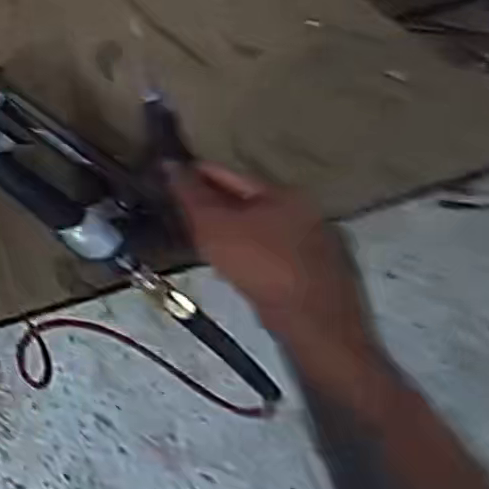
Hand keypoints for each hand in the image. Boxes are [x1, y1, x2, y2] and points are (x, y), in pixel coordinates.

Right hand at [168, 162, 379, 368]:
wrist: (314, 325)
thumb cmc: (256, 263)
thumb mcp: (209, 221)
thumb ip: (187, 189)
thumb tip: (170, 163)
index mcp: (284, 193)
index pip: (222, 173)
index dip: (189, 178)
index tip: (164, 187)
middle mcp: (309, 212)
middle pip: (243, 199)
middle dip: (211, 206)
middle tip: (182, 216)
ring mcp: (322, 243)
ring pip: (258, 225)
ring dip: (230, 228)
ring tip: (203, 240)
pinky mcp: (324, 271)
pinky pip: (274, 248)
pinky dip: (251, 250)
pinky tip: (235, 263)